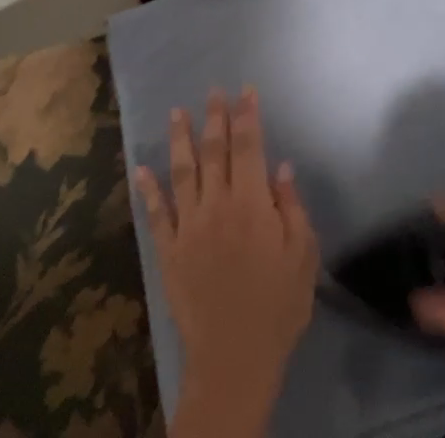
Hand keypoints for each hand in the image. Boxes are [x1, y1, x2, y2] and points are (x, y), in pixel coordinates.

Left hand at [135, 89, 317, 395]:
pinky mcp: (168, 251)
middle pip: (214, 152)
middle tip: (213, 91)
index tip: (246, 91)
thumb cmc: (279, 304)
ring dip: (180, 139)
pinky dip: (148, 189)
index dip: (247, 116)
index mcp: (252, 203)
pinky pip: (156, 213)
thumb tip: (281, 168)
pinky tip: (141, 169)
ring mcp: (188, 227)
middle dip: (215, 118)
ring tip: (177, 112)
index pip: (249, 147)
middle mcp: (217, 205)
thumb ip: (292, 208)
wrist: (235, 353)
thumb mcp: (303, 254)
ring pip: (182, 172)